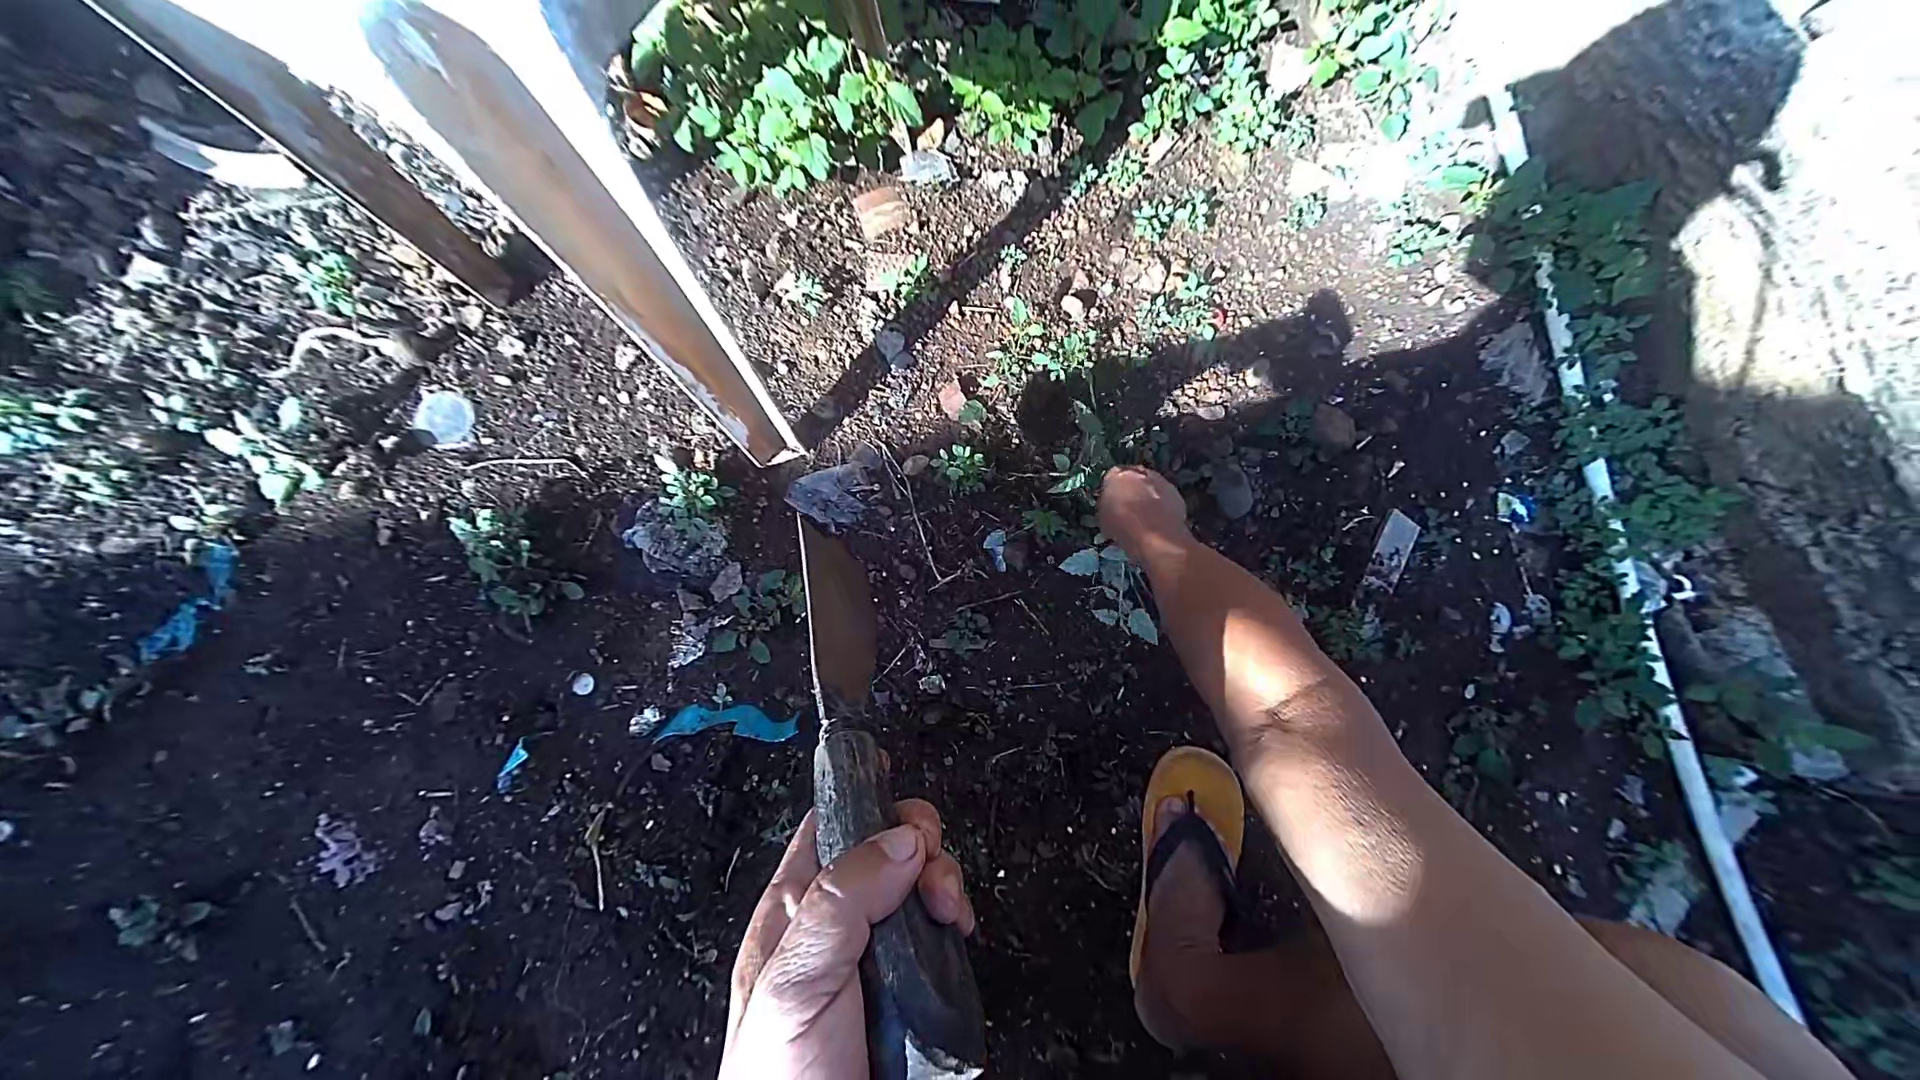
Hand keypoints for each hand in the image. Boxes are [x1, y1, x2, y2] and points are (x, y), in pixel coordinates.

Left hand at [721, 803, 974, 1079]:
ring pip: (921, 883)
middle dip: (919, 842)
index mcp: (796, 911)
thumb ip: (840, 901)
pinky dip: (959, 919)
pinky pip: (945, 930)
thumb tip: (900, 840)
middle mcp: (840, 924)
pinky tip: (958, 936)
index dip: (861, 796)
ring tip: (949, 912)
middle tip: (930, 871)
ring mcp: (881, 954)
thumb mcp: (796, 982)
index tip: (890, 778)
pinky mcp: (917, 983)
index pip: (828, 825)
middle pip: (886, 846)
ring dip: (945, 881)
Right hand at [1098, 466, 1190, 560]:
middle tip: (1127, 507)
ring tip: (1144, 515)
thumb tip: (1110, 505)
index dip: (1111, 490)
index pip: (1111, 477)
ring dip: (1147, 496)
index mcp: (1116, 476)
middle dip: (1130, 489)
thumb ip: (1106, 505)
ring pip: (1151, 485)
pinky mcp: (1176, 494)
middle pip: (1133, 477)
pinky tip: (1158, 519)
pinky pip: (1165, 496)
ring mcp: (1160, 481)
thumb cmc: (1124, 528)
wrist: (1156, 537)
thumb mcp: (1103, 518)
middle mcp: (1139, 473)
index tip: (1112, 501)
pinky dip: (1161, 504)